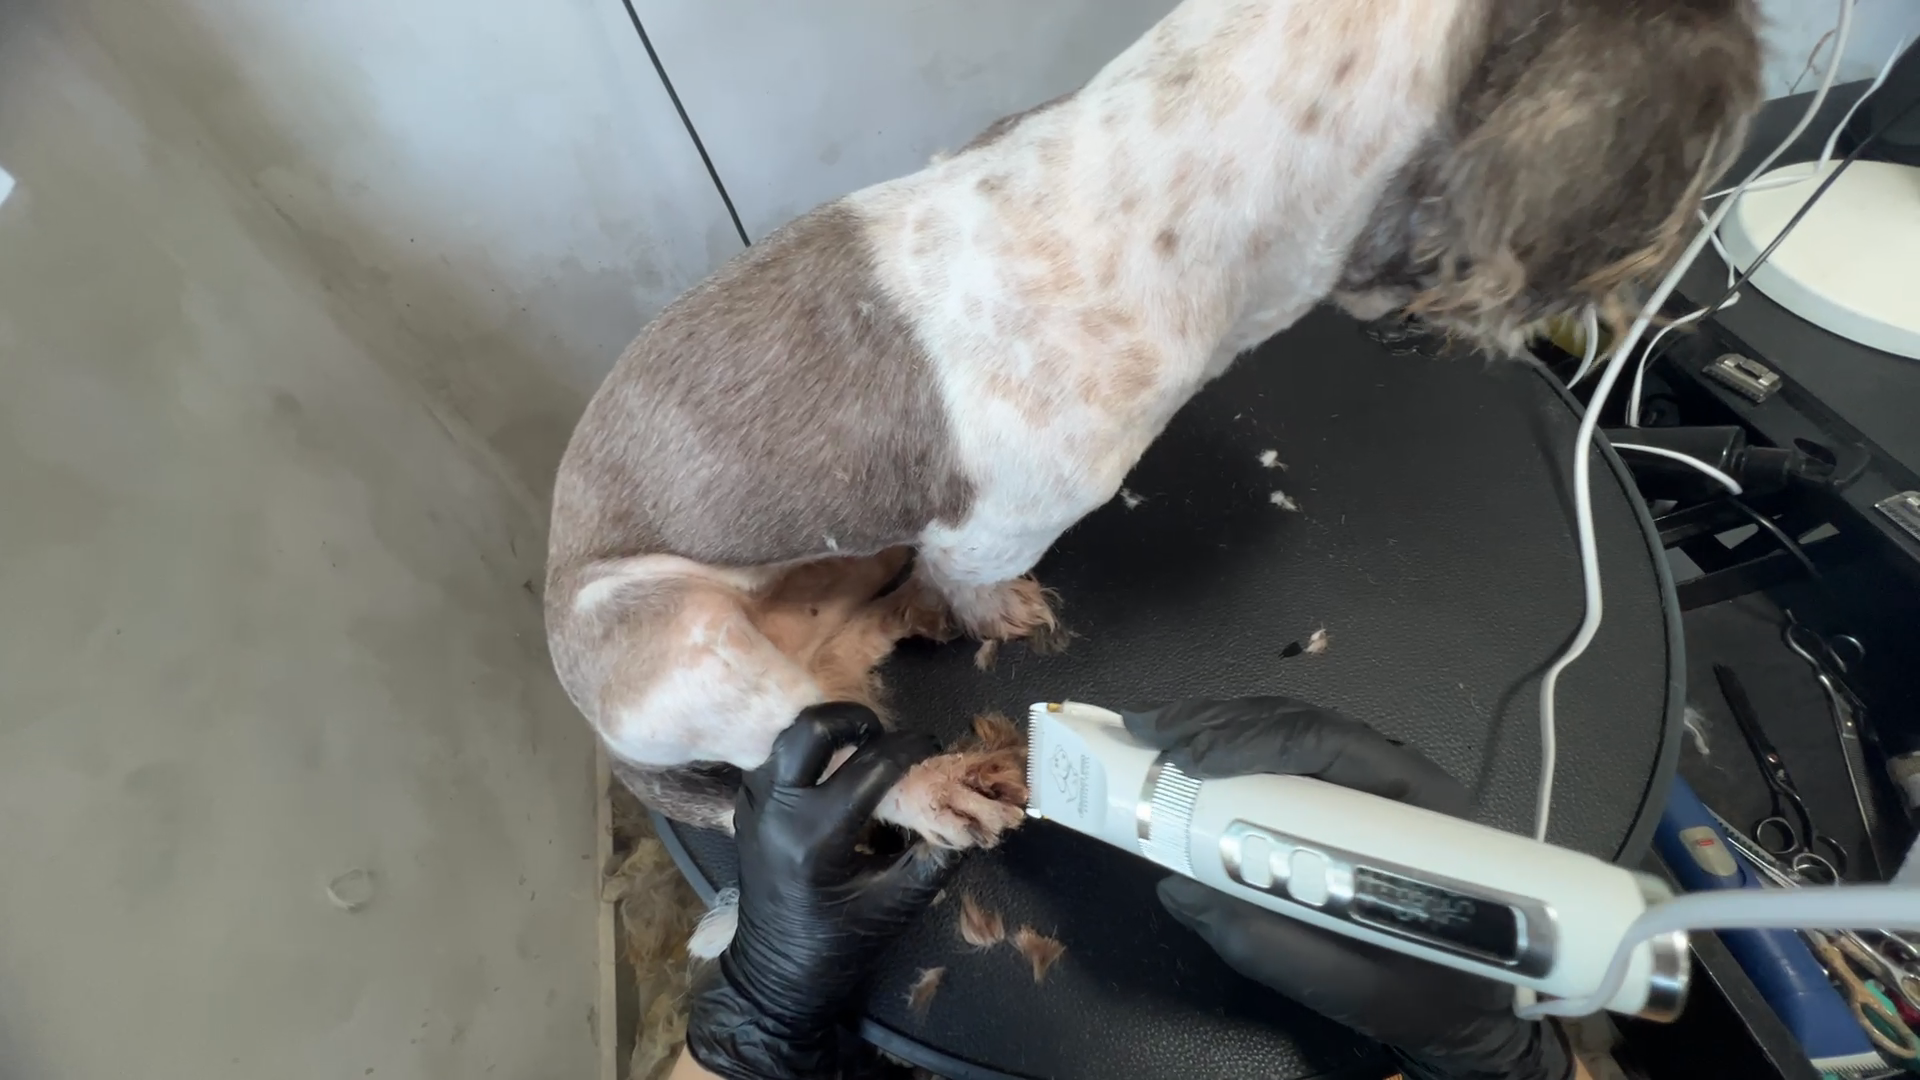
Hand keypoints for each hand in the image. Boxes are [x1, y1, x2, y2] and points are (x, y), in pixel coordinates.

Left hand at [686, 704, 956, 1079]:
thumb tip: (976, 815)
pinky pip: (778, 754)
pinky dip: (810, 751)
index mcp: (816, 835)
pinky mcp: (746, 802)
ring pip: (790, 733)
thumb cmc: (839, 944)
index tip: (933, 748)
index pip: (873, 765)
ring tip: (862, 750)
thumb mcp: (897, 904)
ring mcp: (755, 802)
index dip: (911, 747)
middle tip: (886, 738)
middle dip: (858, 720)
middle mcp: (779, 808)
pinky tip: (834, 772)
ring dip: (831, 731)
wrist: (774, 976)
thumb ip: (938, 856)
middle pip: (814, 727)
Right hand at [1125, 698, 1576, 1079]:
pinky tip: (1180, 747)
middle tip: (1147, 730)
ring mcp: (1358, 777)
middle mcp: (1387, 774)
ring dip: (1209, 723)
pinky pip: (1271, 749)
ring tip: (1150, 731)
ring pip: (1277, 725)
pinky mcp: (1329, 789)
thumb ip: (1270, 946)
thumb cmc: (1430, 995)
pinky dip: (1220, 743)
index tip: (1192, 759)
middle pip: (1292, 722)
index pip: (1328, 745)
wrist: (1474, 1005)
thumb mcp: (1359, 990)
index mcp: (1417, 807)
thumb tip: (1178, 886)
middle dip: (1214, 722)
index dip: (1254, 742)